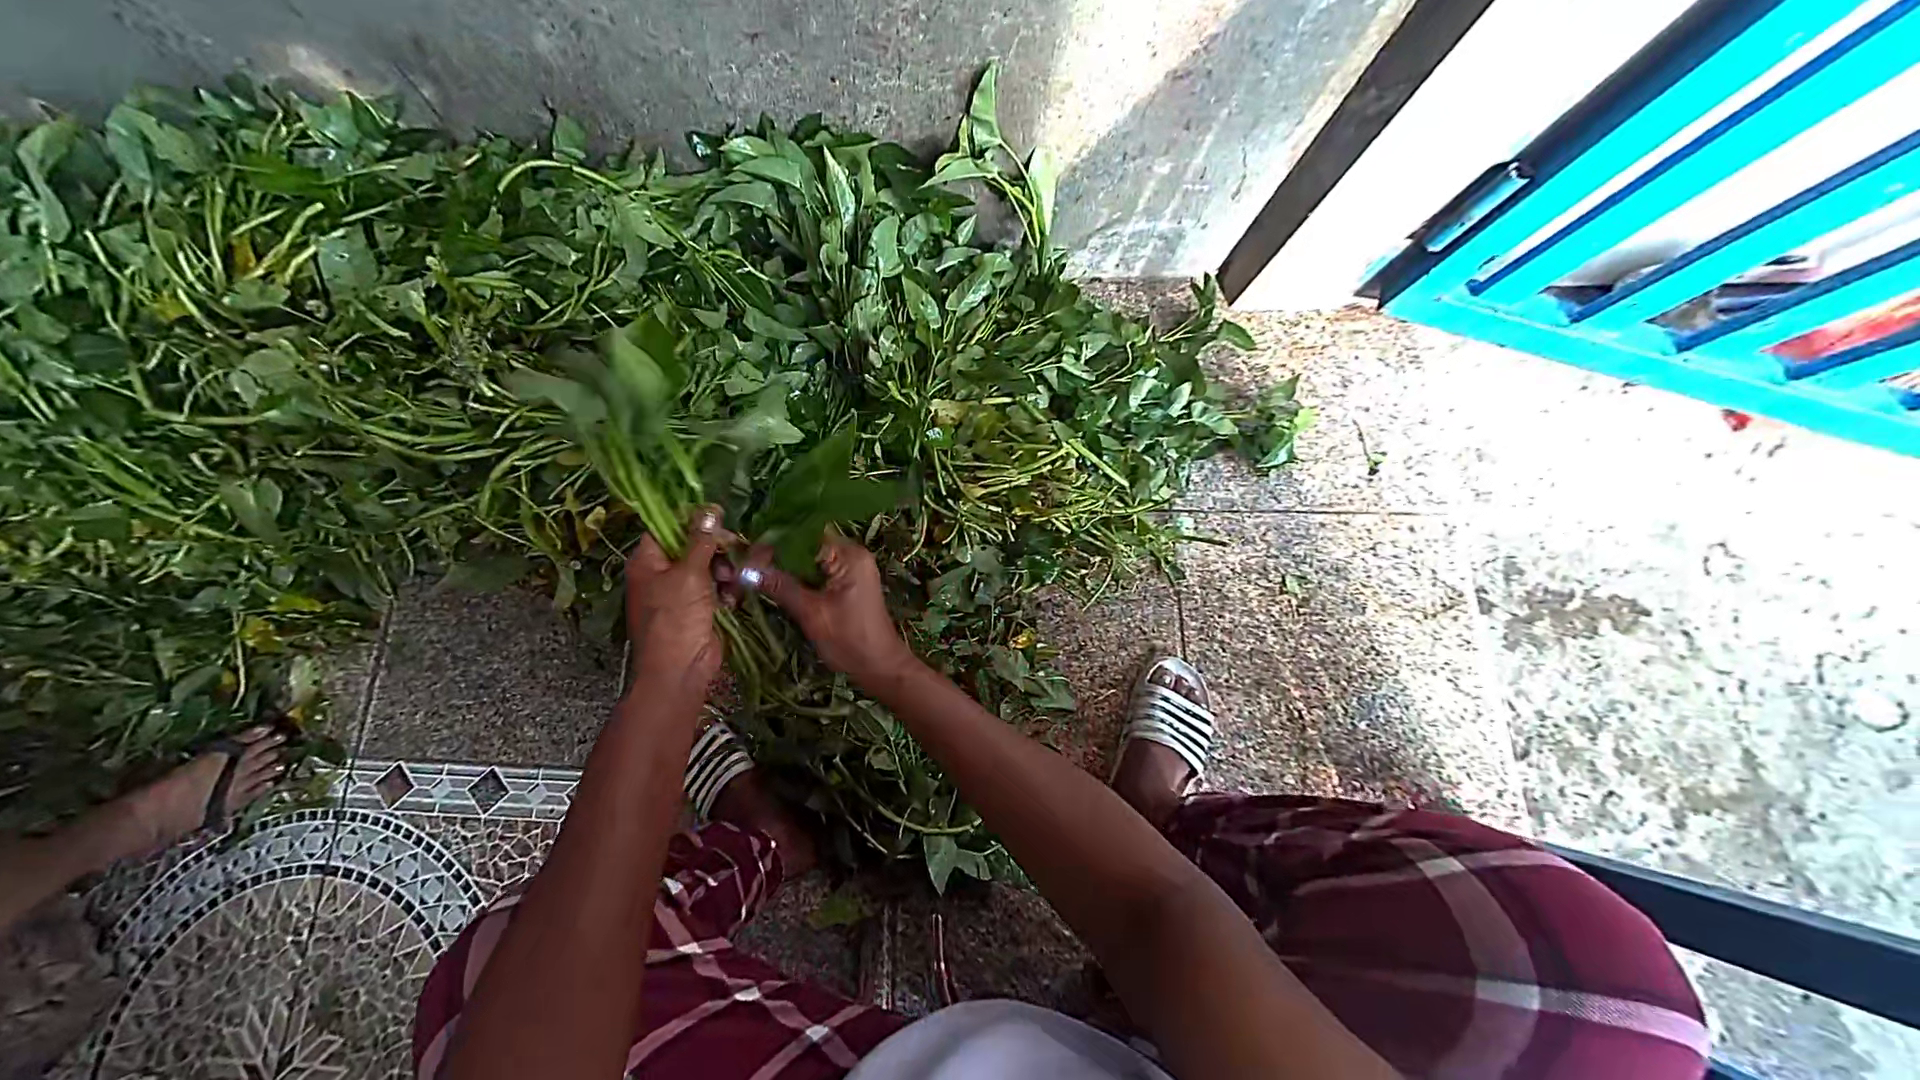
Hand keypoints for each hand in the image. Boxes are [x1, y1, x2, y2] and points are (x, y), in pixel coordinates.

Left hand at [625, 505, 728, 695]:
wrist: (680, 670)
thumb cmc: (675, 618)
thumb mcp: (689, 573)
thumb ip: (701, 540)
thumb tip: (710, 508)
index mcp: (647, 560)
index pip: (667, 527)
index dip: (693, 521)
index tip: (720, 519)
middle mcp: (661, 573)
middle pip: (692, 546)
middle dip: (716, 548)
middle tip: (735, 549)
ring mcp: (681, 592)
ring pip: (709, 567)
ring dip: (726, 570)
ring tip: (733, 580)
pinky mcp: (700, 608)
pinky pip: (716, 588)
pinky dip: (727, 590)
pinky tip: (733, 598)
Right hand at [746, 533, 916, 687]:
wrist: (880, 666)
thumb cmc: (849, 641)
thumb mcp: (812, 614)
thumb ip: (781, 587)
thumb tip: (746, 570)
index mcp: (849, 555)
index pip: (804, 536)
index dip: (773, 545)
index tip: (748, 560)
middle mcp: (853, 553)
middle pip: (807, 543)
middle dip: (777, 555)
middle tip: (747, 568)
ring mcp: (853, 567)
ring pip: (810, 557)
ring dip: (786, 566)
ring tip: (756, 575)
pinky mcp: (849, 580)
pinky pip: (819, 569)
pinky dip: (799, 576)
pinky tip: (778, 584)